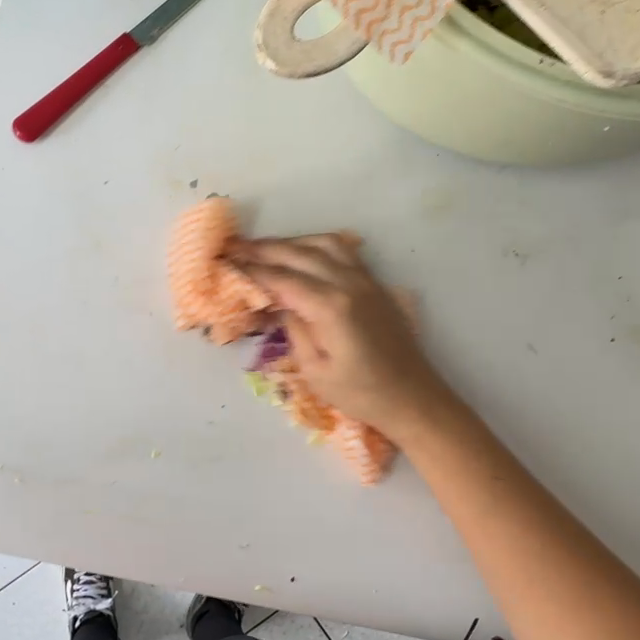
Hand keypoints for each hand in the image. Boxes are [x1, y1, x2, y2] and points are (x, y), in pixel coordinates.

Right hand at [231, 234, 446, 430]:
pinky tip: (302, 252)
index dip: (251, 270)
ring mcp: (366, 280)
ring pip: (323, 244)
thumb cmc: (360, 393)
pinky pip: (343, 251)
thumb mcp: (314, 370)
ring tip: (265, 248)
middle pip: (299, 254)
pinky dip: (317, 245)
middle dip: (264, 249)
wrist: (413, 397)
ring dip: (291, 242)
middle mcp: (349, 284)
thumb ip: (293, 329)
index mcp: (330, 307)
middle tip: (234, 246)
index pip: (281, 279)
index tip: (226, 261)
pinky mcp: (375, 285)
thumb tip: (277, 303)